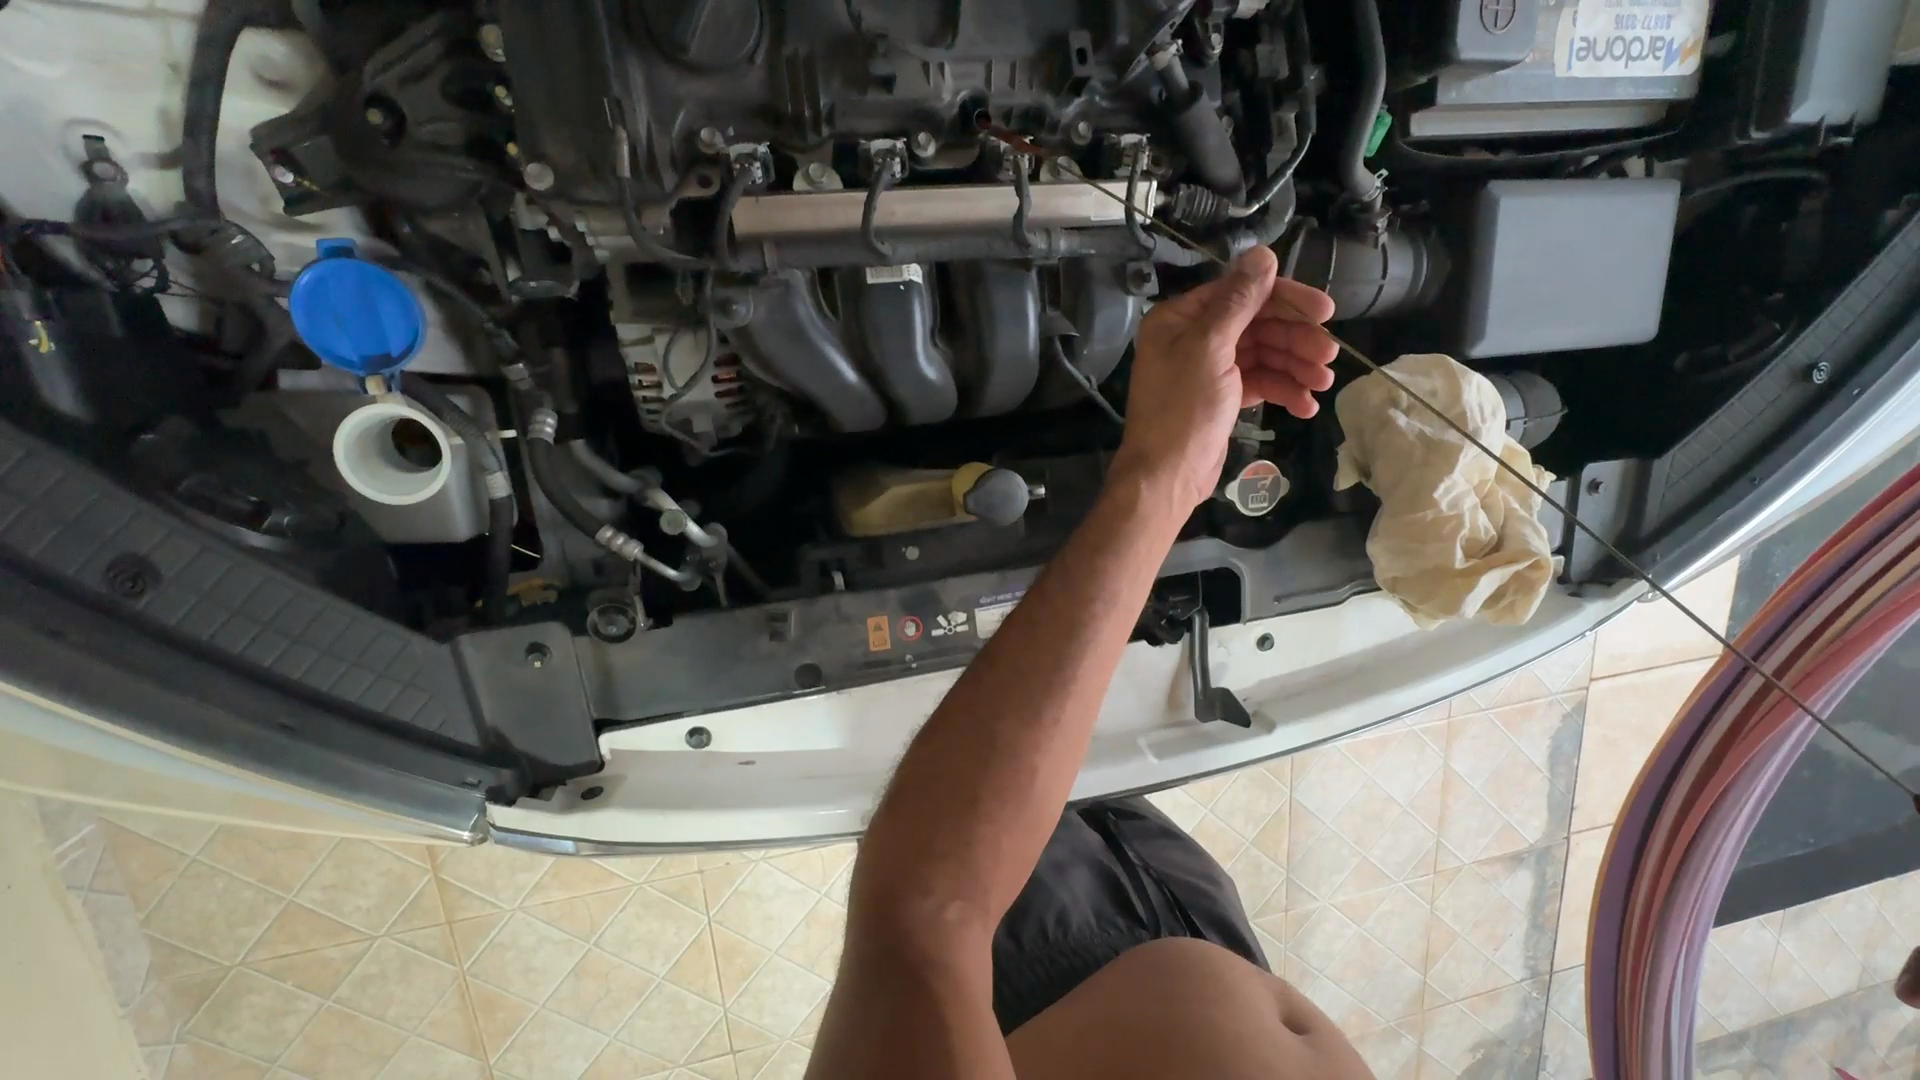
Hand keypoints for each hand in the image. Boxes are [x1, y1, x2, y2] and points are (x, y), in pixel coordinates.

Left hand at [1114, 247, 1337, 510]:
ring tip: (1323, 384)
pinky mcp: (1221, 396)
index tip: (1325, 312)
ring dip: (1296, 366)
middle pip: (1257, 324)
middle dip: (1295, 340)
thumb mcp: (1210, 349)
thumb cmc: (1181, 411)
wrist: (1165, 476)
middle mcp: (1192, 337)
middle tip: (1329, 357)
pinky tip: (1306, 406)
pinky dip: (1283, 390)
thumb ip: (1237, 302)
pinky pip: (1259, 382)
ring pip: (1263, 354)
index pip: (1242, 293)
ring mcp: (1208, 368)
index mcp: (1180, 318)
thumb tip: (1262, 253)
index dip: (1285, 300)